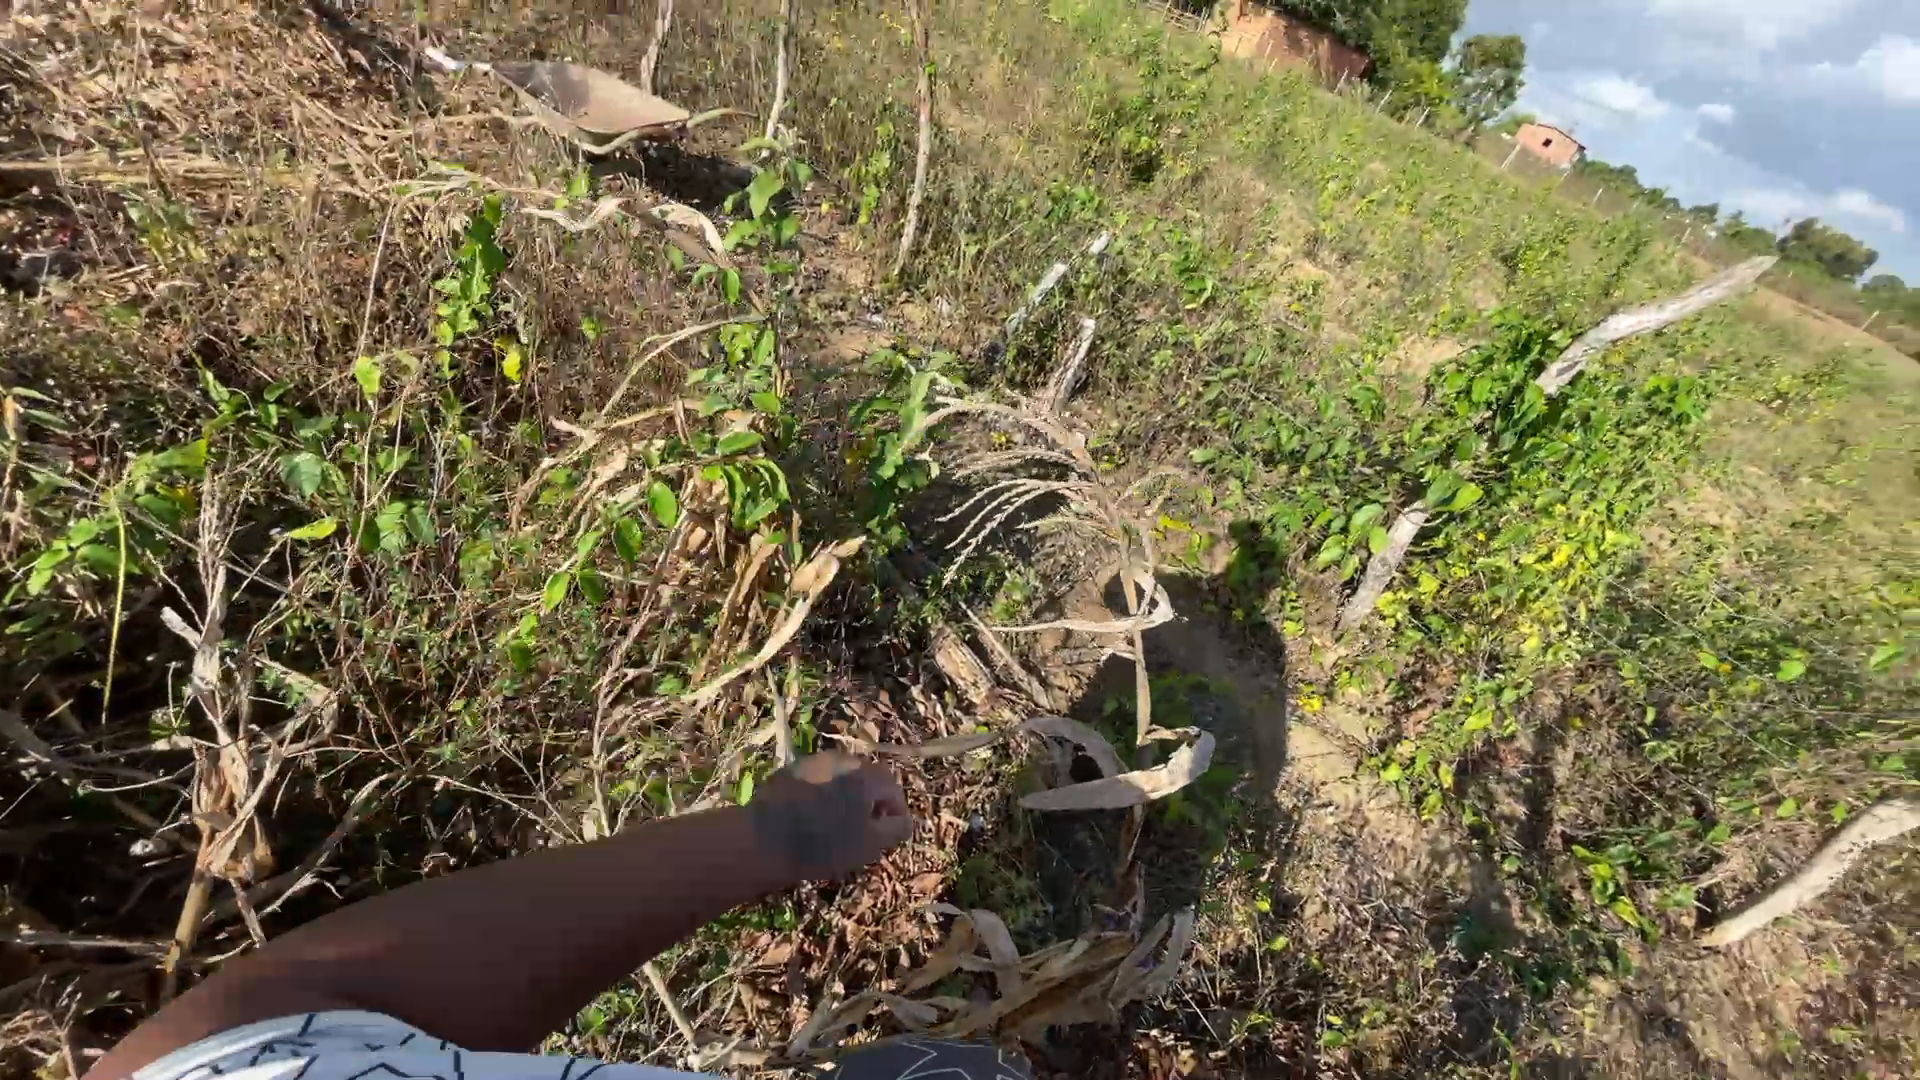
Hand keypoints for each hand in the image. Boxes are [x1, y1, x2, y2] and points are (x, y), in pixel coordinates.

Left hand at [747, 752, 911, 880]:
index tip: (887, 837)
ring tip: (837, 827)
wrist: (762, 840)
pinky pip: (819, 781)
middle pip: (868, 780)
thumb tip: (906, 820)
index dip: (896, 813)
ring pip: (842, 779)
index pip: (894, 789)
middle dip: (871, 804)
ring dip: (846, 799)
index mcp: (866, 775)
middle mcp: (843, 760)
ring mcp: (816, 762)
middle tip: (863, 833)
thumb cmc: (823, 845)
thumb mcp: (869, 845)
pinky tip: (812, 820)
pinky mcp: (792, 770)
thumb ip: (895, 829)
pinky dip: (823, 796)